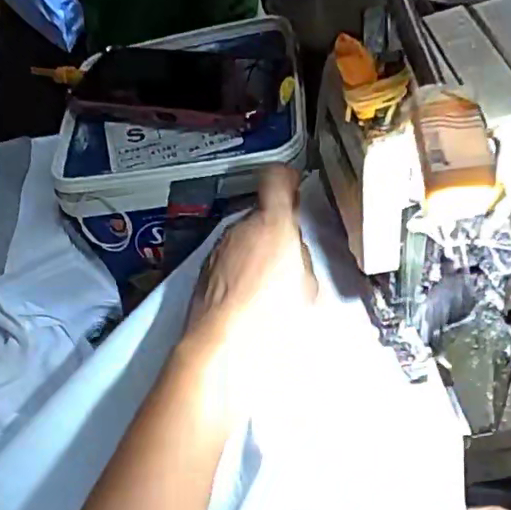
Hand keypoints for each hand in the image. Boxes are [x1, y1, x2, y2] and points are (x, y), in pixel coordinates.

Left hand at [185, 166, 315, 352]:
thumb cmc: (265, 310)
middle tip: (286, 253)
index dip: (287, 180)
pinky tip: (243, 288)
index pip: (277, 178)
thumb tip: (296, 252)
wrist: (219, 330)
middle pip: (262, 211)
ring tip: (263, 279)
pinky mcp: (207, 261)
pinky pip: (228, 253)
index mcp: (273, 223)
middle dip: (274, 227)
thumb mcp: (303, 286)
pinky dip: (237, 263)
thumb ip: (302, 258)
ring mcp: (222, 242)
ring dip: (254, 247)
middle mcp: (243, 225)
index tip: (294, 189)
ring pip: (244, 234)